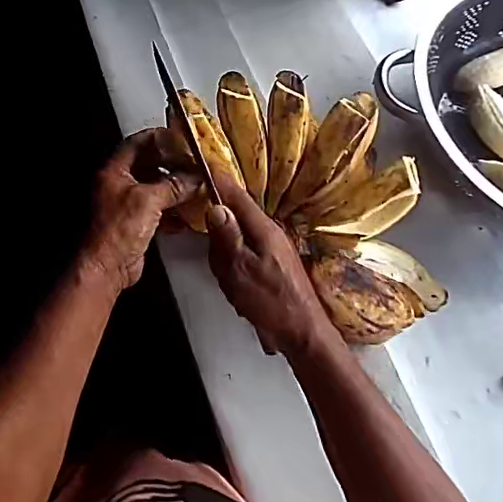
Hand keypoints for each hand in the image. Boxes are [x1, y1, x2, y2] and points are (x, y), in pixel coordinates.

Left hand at [81, 128, 199, 289]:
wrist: (107, 267)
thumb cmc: (115, 233)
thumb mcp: (149, 200)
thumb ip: (174, 185)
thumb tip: (193, 177)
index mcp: (114, 171)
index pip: (138, 142)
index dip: (160, 137)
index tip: (179, 138)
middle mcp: (118, 184)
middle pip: (148, 163)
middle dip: (171, 163)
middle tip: (191, 163)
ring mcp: (126, 203)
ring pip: (154, 186)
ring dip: (174, 186)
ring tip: (193, 186)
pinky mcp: (134, 221)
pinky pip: (156, 207)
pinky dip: (171, 208)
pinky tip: (185, 213)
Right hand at [204, 170, 338, 358]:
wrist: (303, 333)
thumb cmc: (274, 304)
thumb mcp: (241, 270)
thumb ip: (227, 237)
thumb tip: (215, 206)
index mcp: (263, 228)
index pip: (236, 193)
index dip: (216, 180)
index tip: (198, 168)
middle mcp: (269, 232)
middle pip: (231, 219)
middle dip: (218, 239)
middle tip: (221, 266)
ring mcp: (271, 248)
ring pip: (235, 241)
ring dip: (226, 261)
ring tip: (234, 285)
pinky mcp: (271, 264)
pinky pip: (243, 257)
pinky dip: (235, 271)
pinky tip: (241, 291)